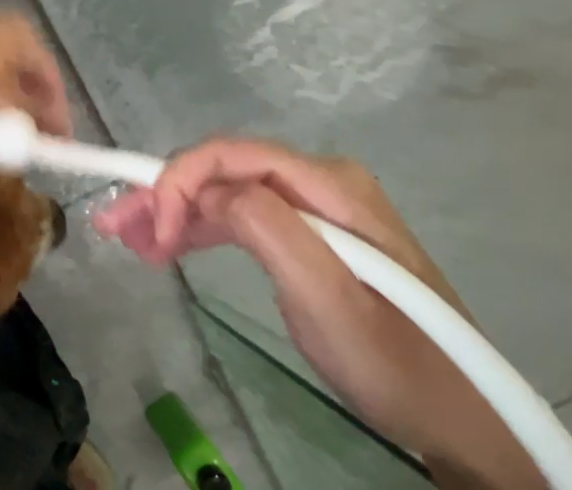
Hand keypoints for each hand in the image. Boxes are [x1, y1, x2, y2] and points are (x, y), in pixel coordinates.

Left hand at [0, 6, 73, 138]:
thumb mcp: (0, 104)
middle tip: (28, 136)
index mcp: (25, 34)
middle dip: (28, 104)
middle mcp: (2, 21)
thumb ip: (31, 117)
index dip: (58, 112)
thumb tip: (51, 132)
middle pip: (24, 70)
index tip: (58, 142)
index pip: (52, 77)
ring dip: (0, 97)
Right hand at [94, 139, 543, 489]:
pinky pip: (244, 217)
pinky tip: (170, 245)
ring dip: (176, 213)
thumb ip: (267, 228)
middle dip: (166, 195)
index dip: (179, 181)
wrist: (457, 416)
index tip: (148, 228)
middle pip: (225, 170)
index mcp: (329, 184)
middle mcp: (321, 182)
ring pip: (228, 193)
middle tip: (114, 228)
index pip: (232, 155)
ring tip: (128, 240)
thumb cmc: (392, 360)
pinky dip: (203, 229)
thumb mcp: (325, 297)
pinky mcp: (313, 235)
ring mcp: (318, 208)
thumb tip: (204, 191)